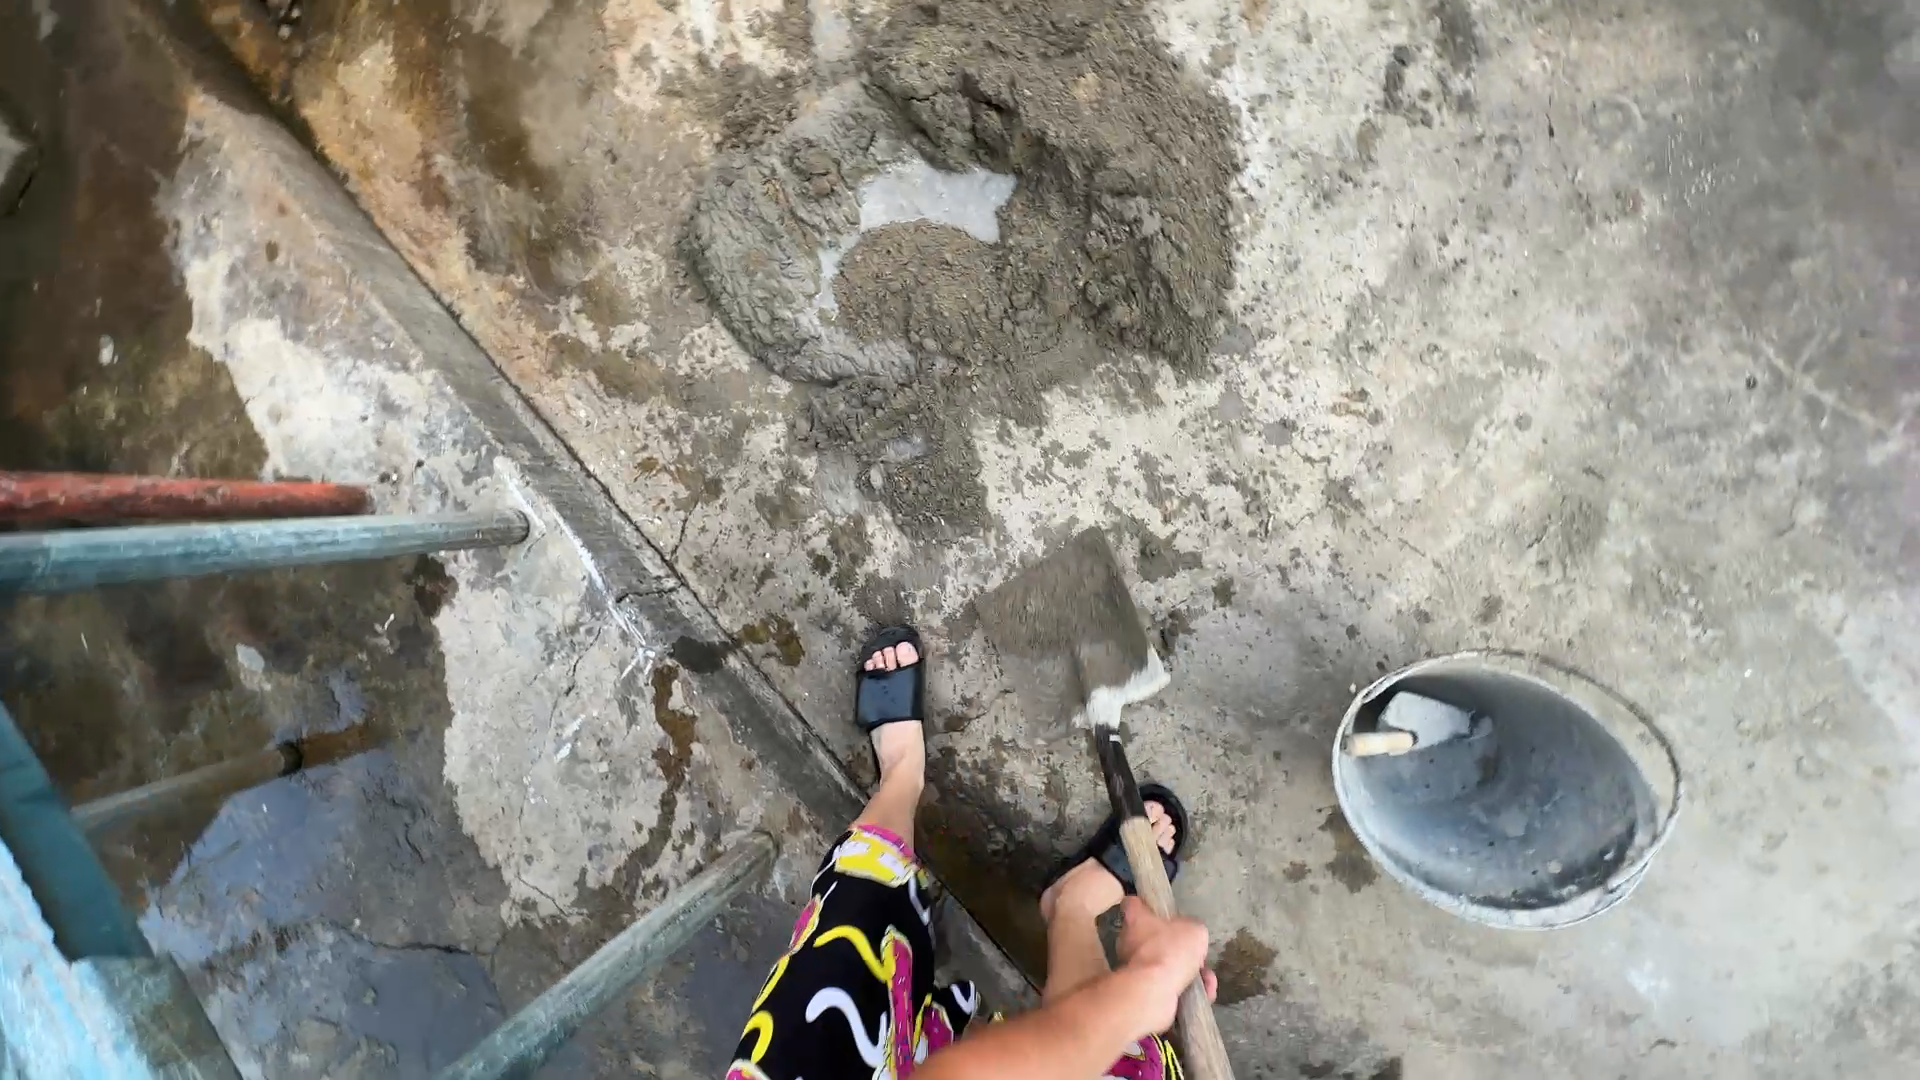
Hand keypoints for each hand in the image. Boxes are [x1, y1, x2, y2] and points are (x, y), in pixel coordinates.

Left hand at [1113, 897, 1215, 1038]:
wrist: (1154, 990)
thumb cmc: (1170, 949)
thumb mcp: (1194, 930)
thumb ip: (1193, 929)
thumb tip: (1191, 936)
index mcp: (1135, 917)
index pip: (1133, 903)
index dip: (1147, 906)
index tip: (1162, 913)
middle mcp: (1129, 940)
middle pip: (1155, 939)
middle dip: (1181, 951)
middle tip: (1199, 958)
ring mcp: (1134, 967)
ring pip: (1166, 967)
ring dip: (1190, 974)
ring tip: (1207, 981)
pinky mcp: (1142, 990)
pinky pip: (1167, 987)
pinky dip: (1186, 992)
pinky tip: (1205, 995)